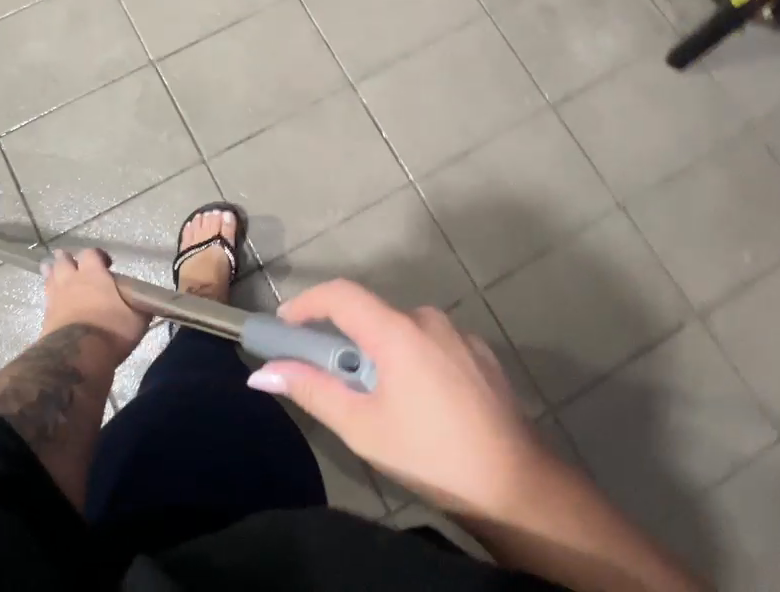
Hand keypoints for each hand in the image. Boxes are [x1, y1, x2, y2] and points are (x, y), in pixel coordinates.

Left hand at [39, 248, 149, 362]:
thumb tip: (147, 304)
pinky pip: (46, 299)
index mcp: (93, 274)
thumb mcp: (137, 319)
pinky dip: (50, 297)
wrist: (78, 355)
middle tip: (73, 264)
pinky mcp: (45, 317)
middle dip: (67, 259)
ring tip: (55, 273)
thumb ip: (140, 307)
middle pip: (63, 260)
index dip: (97, 255)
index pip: (90, 253)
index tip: (106, 264)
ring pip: (49, 276)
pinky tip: (54, 302)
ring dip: (53, 273)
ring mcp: (55, 297)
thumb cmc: (112, 330)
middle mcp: (71, 280)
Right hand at [247, 279, 557, 520]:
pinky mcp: (482, 355)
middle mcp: (429, 320)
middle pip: (372, 316)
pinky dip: (414, 362)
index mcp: (398, 331)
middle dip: (346, 342)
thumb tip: (263, 373)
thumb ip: (312, 390)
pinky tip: (421, 405)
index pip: (341, 294)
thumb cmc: (430, 454)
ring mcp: (461, 336)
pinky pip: (433, 346)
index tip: (285, 326)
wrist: (517, 485)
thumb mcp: (362, 428)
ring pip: (404, 332)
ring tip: (380, 402)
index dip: (307, 303)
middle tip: (332, 382)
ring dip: (382, 355)